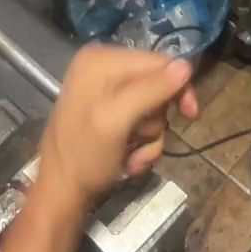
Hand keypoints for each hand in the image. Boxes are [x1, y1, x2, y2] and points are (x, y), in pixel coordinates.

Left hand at [38, 45, 198, 202]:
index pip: (159, 62)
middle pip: (159, 86)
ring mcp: (108, 91)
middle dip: (156, 120)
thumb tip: (187, 65)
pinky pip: (143, 122)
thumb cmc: (84, 156)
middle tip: (140, 139)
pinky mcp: (112, 112)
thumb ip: (150, 91)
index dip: (178, 87)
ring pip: (154, 109)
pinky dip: (142, 144)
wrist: (61, 191)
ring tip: (132, 154)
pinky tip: (128, 159)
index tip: (189, 115)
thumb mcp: (117, 121)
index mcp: (101, 60)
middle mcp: (104, 68)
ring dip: (150, 137)